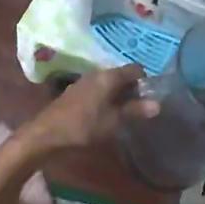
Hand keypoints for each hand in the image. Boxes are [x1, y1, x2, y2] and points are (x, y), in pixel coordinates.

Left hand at [23, 64, 157, 151]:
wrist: (46, 134)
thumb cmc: (83, 126)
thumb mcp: (113, 121)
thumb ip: (134, 110)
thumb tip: (158, 104)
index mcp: (108, 76)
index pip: (135, 69)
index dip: (145, 82)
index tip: (149, 98)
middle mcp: (97, 73)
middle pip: (122, 76)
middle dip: (133, 90)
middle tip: (140, 109)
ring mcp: (84, 81)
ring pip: (109, 83)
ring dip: (118, 95)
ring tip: (124, 114)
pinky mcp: (75, 92)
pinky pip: (97, 90)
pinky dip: (106, 99)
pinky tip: (106, 115)